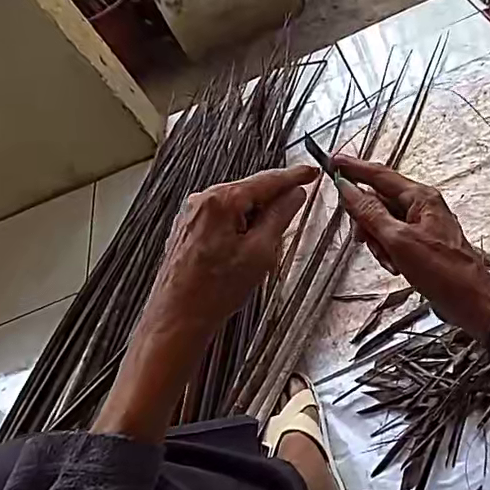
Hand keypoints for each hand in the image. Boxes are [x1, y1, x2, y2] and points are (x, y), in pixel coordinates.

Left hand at [95, 163, 318, 440]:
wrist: (177, 318)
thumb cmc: (214, 291)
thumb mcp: (261, 252)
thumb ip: (280, 216)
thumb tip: (295, 195)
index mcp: (221, 201)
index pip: (267, 180)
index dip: (294, 176)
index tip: (312, 171)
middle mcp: (203, 200)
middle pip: (251, 190)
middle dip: (274, 201)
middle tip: (295, 215)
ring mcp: (192, 214)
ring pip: (237, 205)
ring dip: (256, 218)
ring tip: (263, 250)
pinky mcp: (188, 228)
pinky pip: (223, 217)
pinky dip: (240, 227)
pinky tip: (244, 251)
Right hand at [333, 155, 489, 339]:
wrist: (469, 300)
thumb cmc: (444, 272)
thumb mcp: (398, 240)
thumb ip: (370, 213)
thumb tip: (348, 190)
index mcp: (420, 198)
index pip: (379, 175)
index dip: (353, 168)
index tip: (333, 161)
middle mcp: (421, 207)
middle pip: (378, 201)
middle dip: (366, 221)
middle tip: (363, 236)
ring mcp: (420, 225)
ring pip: (382, 223)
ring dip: (377, 242)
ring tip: (388, 259)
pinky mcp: (420, 243)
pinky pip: (392, 239)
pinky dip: (387, 252)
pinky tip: (395, 266)